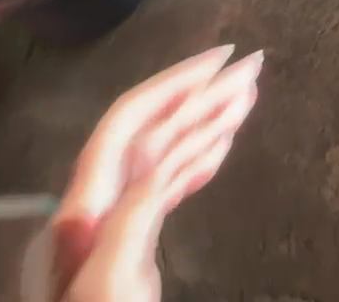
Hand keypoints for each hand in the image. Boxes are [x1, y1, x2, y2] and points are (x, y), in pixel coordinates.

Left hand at [26, 45, 263, 301]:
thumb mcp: (110, 285)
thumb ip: (133, 221)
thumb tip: (167, 164)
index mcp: (84, 206)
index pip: (128, 123)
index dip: (175, 85)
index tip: (223, 60)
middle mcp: (97, 203)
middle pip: (153, 131)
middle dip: (203, 94)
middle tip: (254, 66)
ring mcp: (114, 222)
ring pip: (165, 154)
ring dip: (209, 119)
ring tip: (250, 92)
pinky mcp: (131, 242)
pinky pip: (169, 184)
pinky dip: (201, 156)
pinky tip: (225, 141)